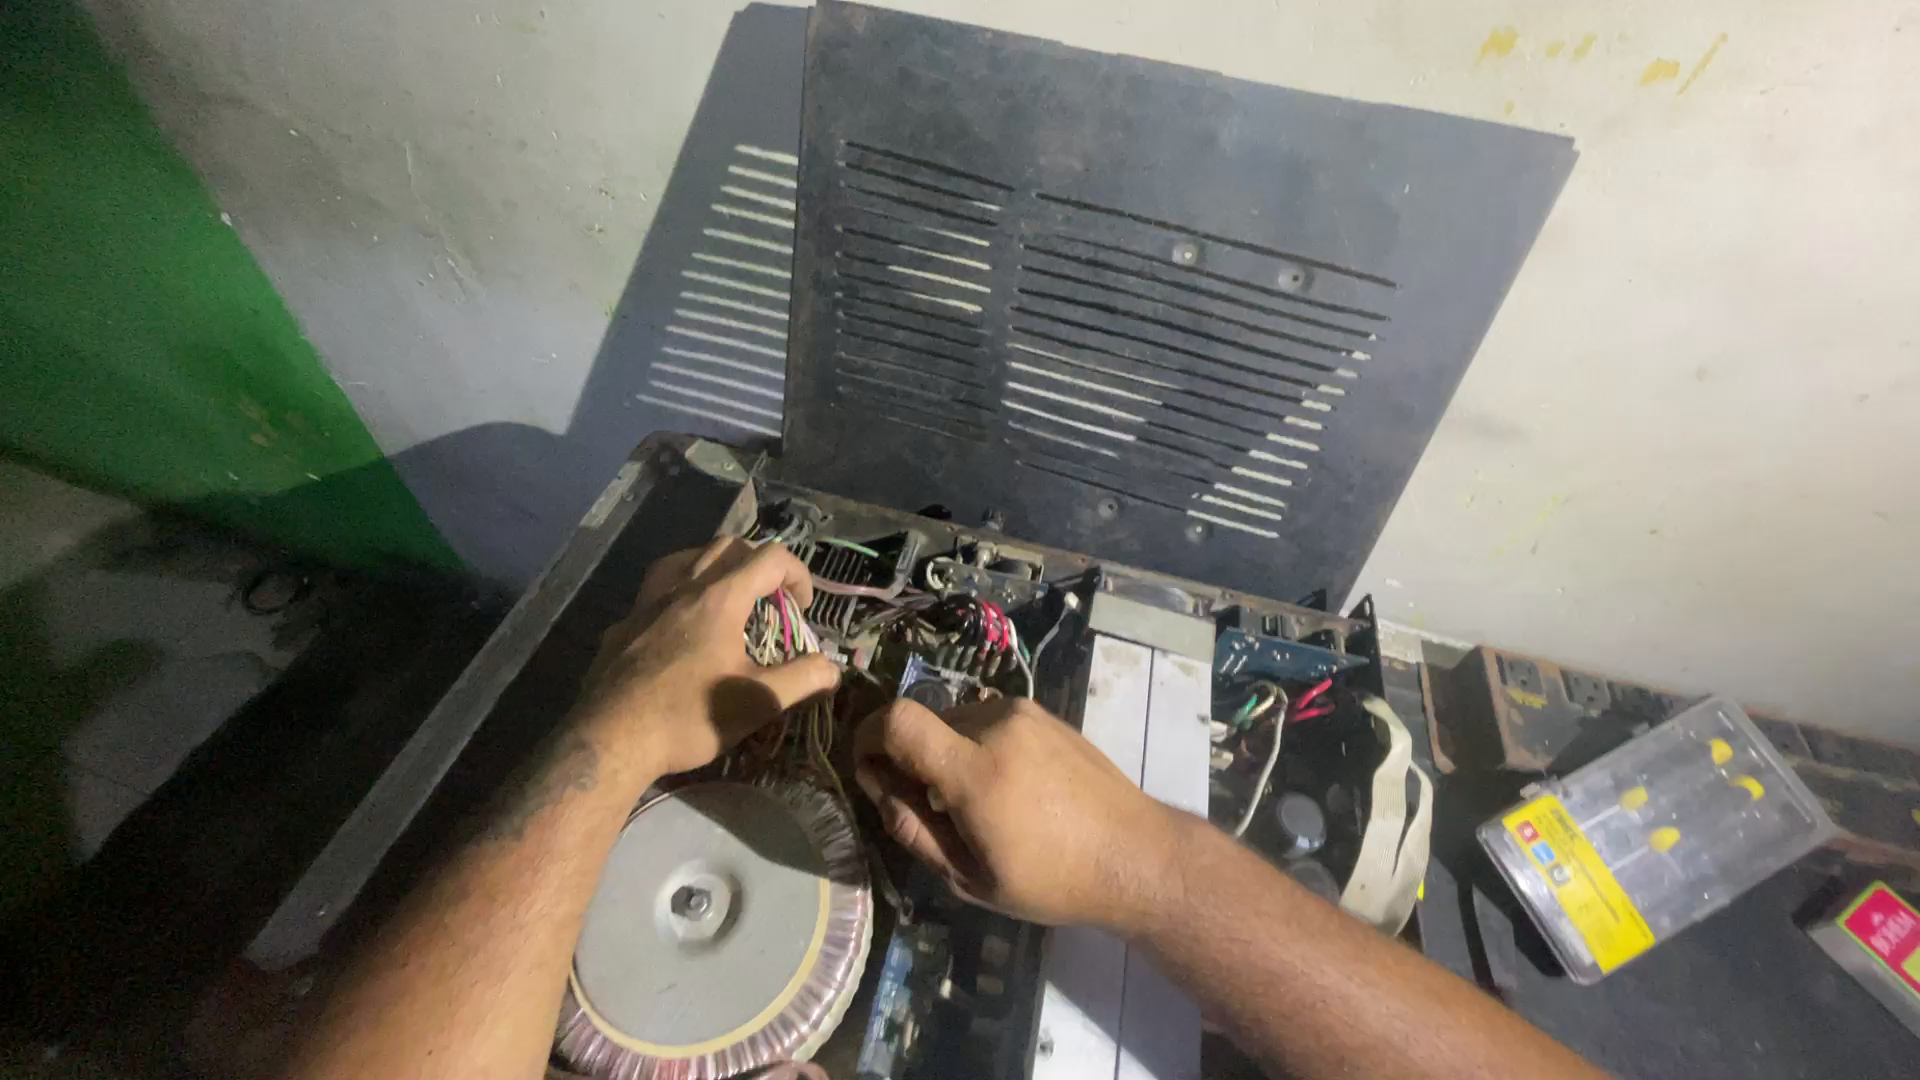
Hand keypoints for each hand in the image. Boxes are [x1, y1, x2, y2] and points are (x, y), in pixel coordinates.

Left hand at [577, 537, 839, 776]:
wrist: (609, 742)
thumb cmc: (689, 716)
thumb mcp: (759, 702)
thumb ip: (804, 678)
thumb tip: (833, 668)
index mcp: (720, 598)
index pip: (770, 557)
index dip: (798, 574)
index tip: (803, 609)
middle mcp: (683, 588)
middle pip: (729, 546)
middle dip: (760, 563)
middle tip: (773, 598)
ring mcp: (647, 604)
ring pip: (686, 557)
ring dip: (717, 566)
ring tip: (729, 595)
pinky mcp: (622, 626)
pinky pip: (655, 590)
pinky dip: (680, 593)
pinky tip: (680, 625)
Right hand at [853, 697, 1186, 930]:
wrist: (1134, 853)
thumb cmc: (1052, 879)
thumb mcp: (971, 878)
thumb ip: (913, 832)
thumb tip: (879, 789)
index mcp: (975, 770)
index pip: (897, 721)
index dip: (866, 737)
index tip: (868, 769)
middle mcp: (995, 724)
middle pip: (923, 725)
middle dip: (912, 761)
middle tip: (934, 810)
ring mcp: (1022, 712)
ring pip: (954, 721)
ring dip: (947, 754)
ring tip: (980, 802)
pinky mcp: (1041, 711)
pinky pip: (986, 719)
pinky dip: (976, 745)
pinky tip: (1008, 785)